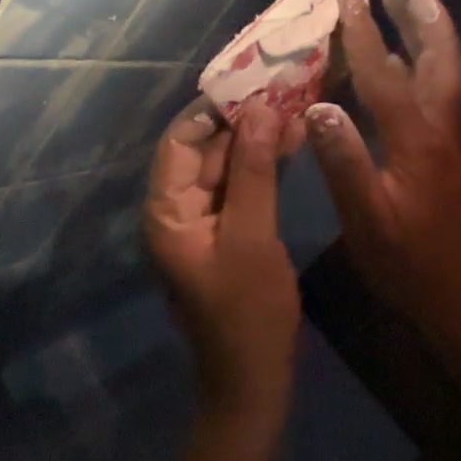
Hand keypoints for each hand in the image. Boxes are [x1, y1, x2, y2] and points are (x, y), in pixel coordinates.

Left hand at [143, 100, 304, 419]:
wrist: (253, 378)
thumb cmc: (249, 311)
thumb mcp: (252, 235)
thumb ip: (252, 170)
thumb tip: (259, 108)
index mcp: (166, 211)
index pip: (178, 142)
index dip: (212, 109)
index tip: (252, 81)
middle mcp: (175, 211)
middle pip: (201, 151)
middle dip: (240, 121)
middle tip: (282, 88)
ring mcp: (199, 224)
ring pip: (222, 168)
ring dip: (254, 141)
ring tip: (294, 108)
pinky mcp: (222, 234)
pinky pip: (236, 189)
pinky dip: (259, 167)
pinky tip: (289, 143)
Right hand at [306, 0, 460, 321]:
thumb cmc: (410, 265)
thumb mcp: (367, 222)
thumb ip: (343, 163)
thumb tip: (318, 105)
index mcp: (416, 140)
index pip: (385, 72)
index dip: (363, 28)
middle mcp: (441, 127)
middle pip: (438, 51)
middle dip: (419, 4)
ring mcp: (451, 137)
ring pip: (443, 66)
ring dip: (424, 24)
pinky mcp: (450, 150)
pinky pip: (437, 86)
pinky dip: (423, 54)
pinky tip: (405, 55)